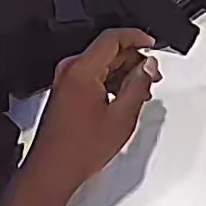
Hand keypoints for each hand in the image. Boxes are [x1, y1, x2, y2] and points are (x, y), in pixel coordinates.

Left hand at [22, 28, 161, 203]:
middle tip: (152, 72)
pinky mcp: (64, 91)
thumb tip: (148, 66)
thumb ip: (139, 85)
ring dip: (122, 71)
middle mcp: (70, 70)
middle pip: (106, 50)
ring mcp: (65, 80)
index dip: (135, 36)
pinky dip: (109, 80)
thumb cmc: (79, 149)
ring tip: (142, 89)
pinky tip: (123, 96)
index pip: (112, 38)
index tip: (150, 41)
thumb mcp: (122, 116)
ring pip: (99, 63)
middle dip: (132, 58)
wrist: (53, 169)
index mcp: (82, 70)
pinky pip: (90, 75)